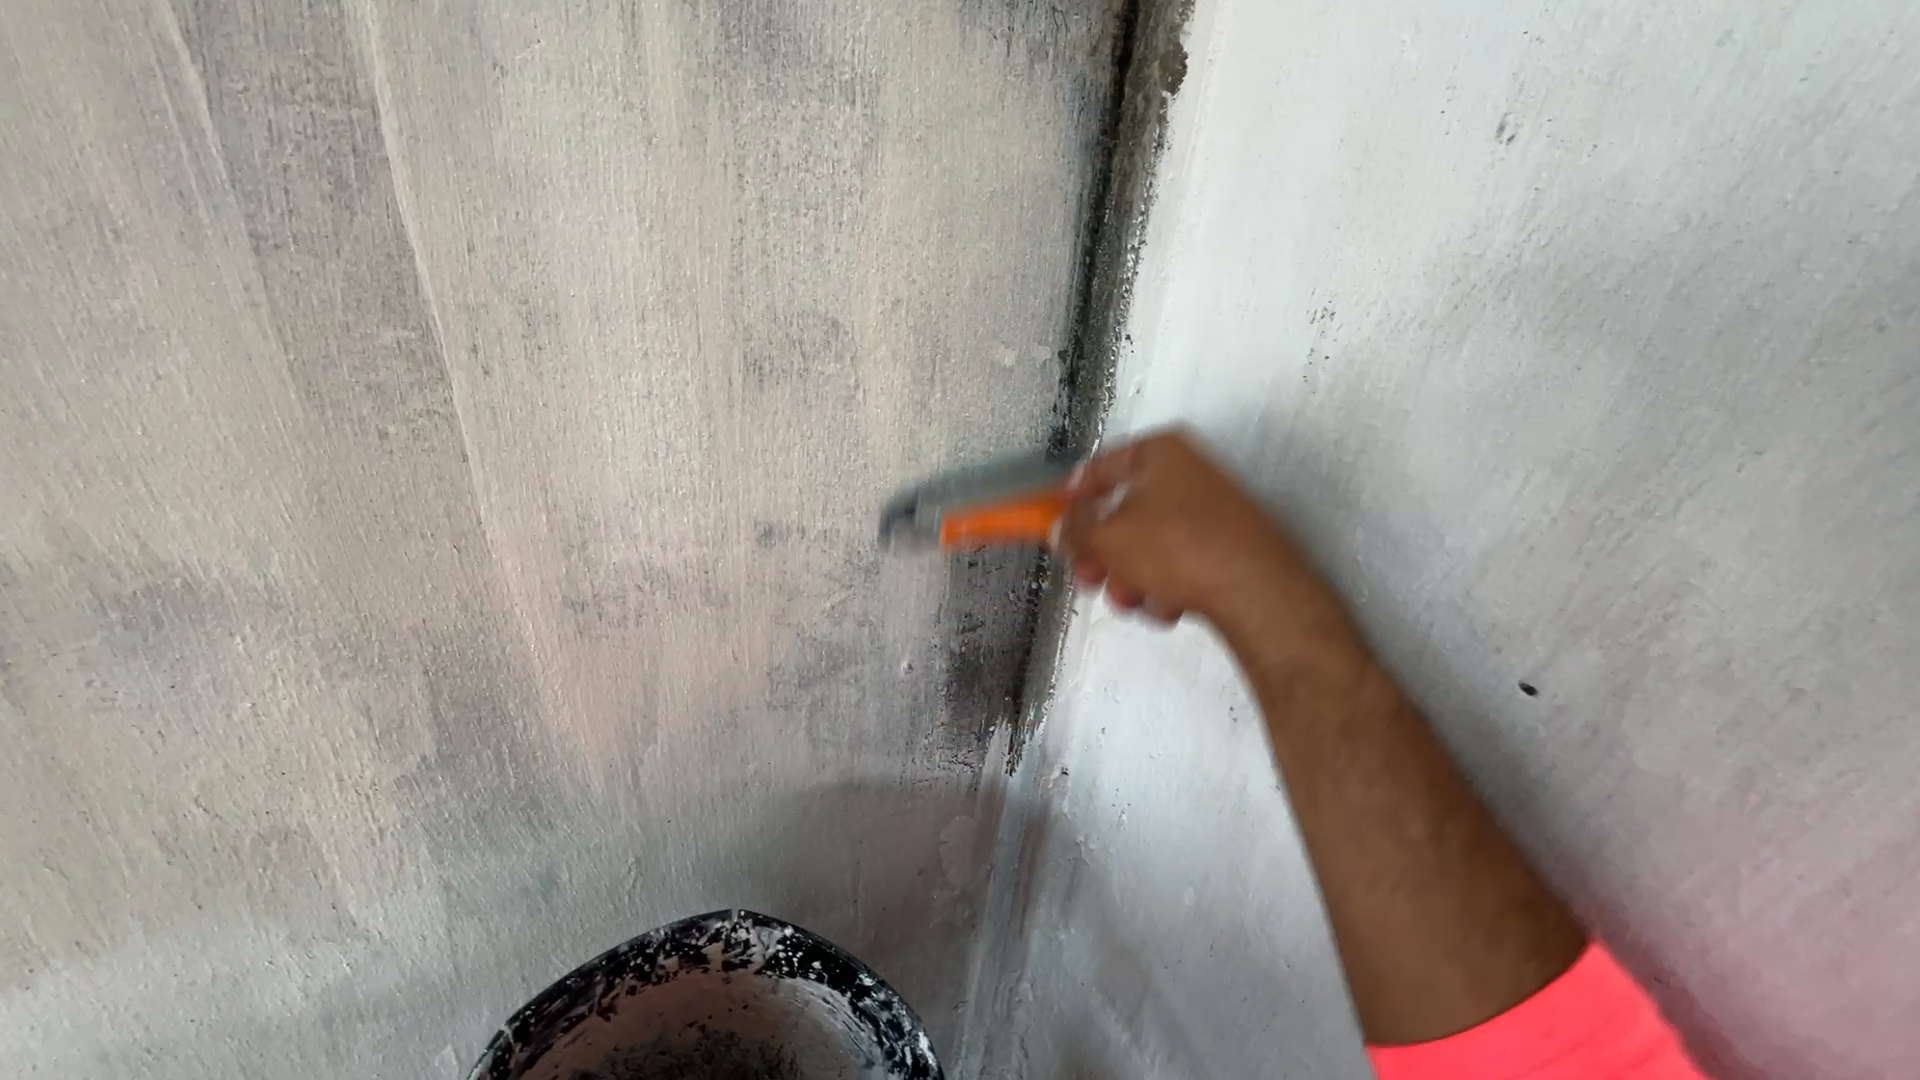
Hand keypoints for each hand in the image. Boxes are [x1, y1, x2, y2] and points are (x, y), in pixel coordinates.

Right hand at [1052, 429, 1337, 631]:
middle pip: (1124, 511)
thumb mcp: (1106, 538)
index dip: (1073, 495)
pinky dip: (1165, 585)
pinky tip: (1166, 603)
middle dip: (1103, 550)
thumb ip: (1074, 531)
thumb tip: (1061, 529)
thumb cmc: (1189, 548)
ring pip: (1150, 544)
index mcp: (1160, 452)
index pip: (1101, 466)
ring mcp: (1212, 510)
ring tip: (1130, 596)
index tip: (1057, 515)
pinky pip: (1179, 564)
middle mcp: (1190, 474)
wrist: (1254, 591)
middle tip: (1088, 571)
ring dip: (1130, 575)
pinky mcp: (1228, 547)